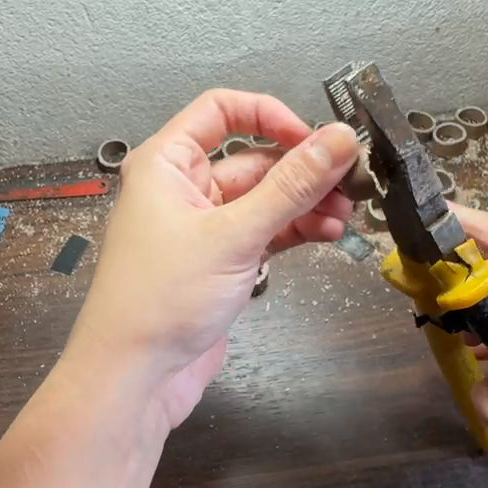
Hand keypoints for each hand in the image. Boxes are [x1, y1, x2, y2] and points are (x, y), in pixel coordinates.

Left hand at [64, 90, 358, 427]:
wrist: (134, 377)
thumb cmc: (163, 297)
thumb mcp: (233, 235)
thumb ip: (291, 186)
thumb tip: (341, 139)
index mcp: (167, 163)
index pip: (221, 110)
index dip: (270, 116)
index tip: (315, 139)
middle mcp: (183, 188)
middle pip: (253, 159)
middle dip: (303, 170)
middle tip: (352, 182)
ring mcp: (204, 228)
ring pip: (264, 200)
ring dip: (305, 204)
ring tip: (346, 215)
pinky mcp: (220, 263)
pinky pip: (263, 233)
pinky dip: (294, 231)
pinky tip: (327, 234)